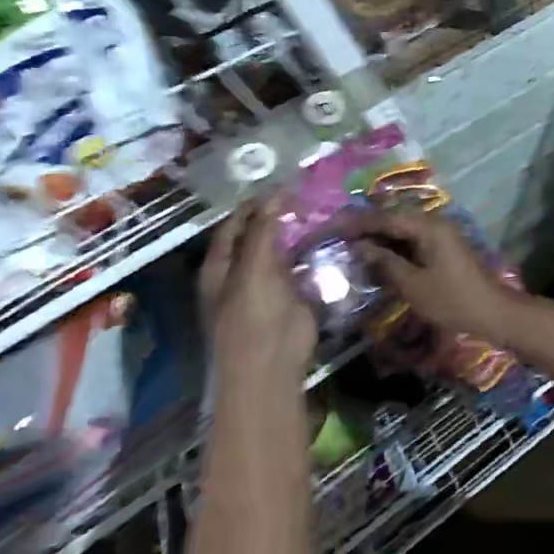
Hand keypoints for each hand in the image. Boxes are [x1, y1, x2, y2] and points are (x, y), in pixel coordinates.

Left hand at [199, 196, 318, 378]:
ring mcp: (269, 287)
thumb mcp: (255, 269)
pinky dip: (316, 256)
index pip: (235, 224)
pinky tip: (333, 242)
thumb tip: (276, 193)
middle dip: (281, 218)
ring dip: (301, 237)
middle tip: (311, 196)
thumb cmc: (254, 319)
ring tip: (326, 214)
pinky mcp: (294, 300)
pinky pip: (304, 270)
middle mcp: (241, 273)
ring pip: (284, 253)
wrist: (271, 368)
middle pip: (260, 237)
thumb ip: (264, 231)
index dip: (255, 204)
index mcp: (221, 266)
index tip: (284, 185)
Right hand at [344, 209, 516, 341]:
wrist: (492, 312)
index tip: (331, 228)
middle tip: (337, 236)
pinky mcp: (445, 248)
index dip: (357, 223)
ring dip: (381, 238)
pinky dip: (396, 248)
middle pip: (395, 220)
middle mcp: (437, 224)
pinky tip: (378, 258)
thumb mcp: (413, 284)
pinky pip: (415, 241)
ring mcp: (443, 235)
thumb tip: (360, 247)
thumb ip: (386, 262)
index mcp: (430, 227)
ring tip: (351, 247)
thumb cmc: (452, 300)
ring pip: (404, 230)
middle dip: (366, 228)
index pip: (386, 217)